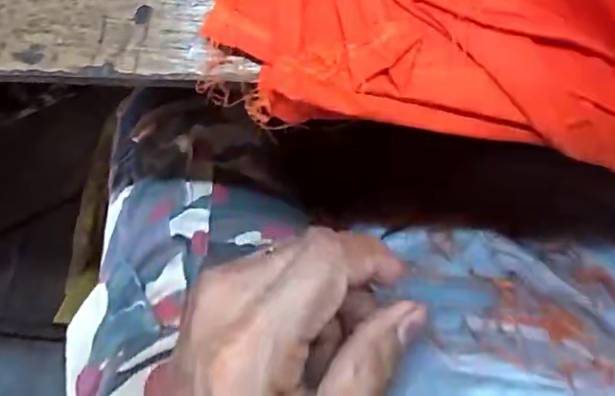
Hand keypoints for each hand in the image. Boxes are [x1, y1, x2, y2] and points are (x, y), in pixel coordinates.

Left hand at [149, 228, 427, 395]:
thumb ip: (368, 365)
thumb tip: (411, 309)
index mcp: (252, 338)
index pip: (325, 254)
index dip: (370, 257)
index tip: (401, 283)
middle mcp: (225, 297)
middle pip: (311, 248)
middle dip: (350, 279)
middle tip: (369, 328)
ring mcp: (207, 294)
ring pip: (292, 253)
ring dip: (323, 286)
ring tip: (330, 348)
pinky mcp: (202, 298)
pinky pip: (265, 267)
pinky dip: (294, 293)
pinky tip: (297, 343)